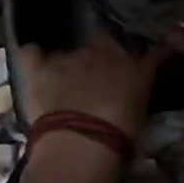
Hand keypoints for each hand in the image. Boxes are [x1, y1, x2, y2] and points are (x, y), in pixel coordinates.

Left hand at [18, 32, 161, 136]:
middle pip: (103, 41)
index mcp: (135, 66)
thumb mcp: (141, 113)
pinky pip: (31, 53)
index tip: (151, 57)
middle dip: (100, 54)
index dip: (150, 54)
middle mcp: (104, 53)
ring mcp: (70, 58)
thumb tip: (131, 95)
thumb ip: (136, 95)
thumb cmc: (121, 134)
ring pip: (69, 51)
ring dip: (69, 64)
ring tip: (65, 81)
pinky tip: (34, 60)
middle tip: (97, 75)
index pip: (151, 52)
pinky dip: (33, 56)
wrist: (83, 141)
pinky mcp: (41, 69)